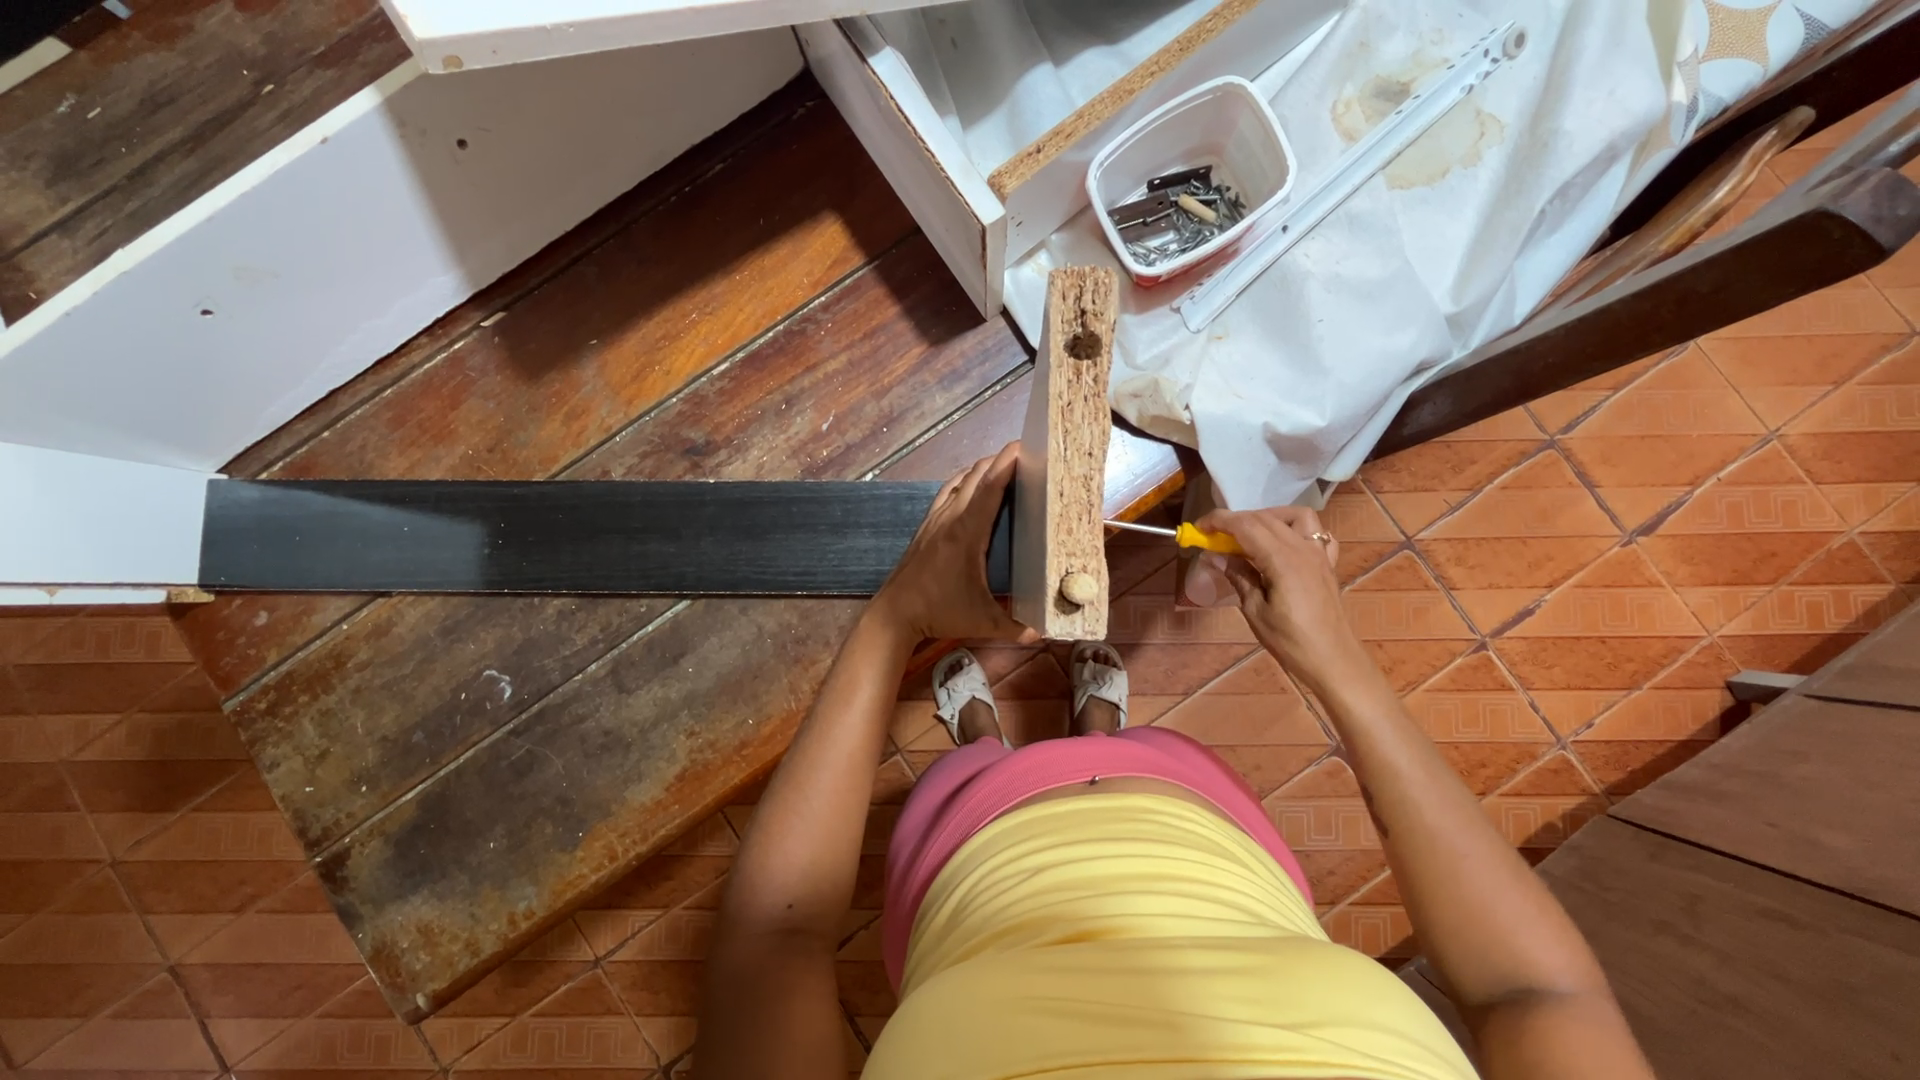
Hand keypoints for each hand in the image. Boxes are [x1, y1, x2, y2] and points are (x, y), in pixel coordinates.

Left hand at [873, 443, 1038, 644]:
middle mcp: (950, 517)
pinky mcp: (926, 525)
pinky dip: (966, 481)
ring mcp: (935, 519)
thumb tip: (1044, 632)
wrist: (895, 614)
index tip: (1027, 446)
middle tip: (1029, 457)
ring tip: (1006, 468)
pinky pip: (949, 491)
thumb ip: (1016, 628)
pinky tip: (975, 486)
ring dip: (983, 469)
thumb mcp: (982, 623)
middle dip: (1001, 460)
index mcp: (967, 532)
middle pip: (977, 475)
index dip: (1008, 462)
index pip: (990, 486)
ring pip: (961, 480)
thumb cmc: (939, 613)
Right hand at [1196, 505, 1365, 695]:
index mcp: (1282, 560)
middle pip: (1265, 518)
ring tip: (1250, 534)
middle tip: (1214, 536)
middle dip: (1236, 520)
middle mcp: (1303, 548)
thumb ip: (1238, 576)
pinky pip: (1318, 533)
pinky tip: (1286, 543)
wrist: (1333, 660)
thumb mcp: (1255, 610)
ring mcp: (1319, 554)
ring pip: (1295, 516)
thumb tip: (1216, 556)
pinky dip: (1299, 529)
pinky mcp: (1328, 564)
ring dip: (1269, 517)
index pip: (1245, 526)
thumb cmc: (1290, 641)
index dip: (1219, 521)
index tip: (1198, 528)